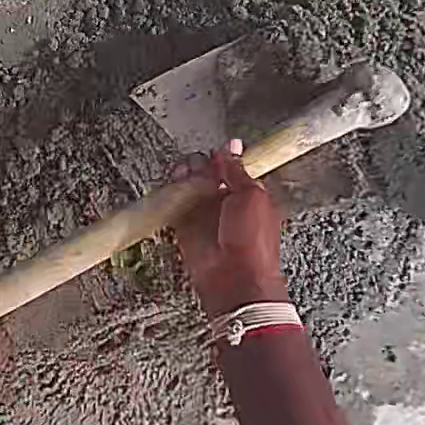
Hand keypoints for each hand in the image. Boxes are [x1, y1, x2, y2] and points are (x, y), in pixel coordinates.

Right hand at [172, 140, 288, 313]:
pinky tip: (172, 185)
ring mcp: (203, 213)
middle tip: (197, 165)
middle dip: (199, 164)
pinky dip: (170, 192)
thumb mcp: (251, 195)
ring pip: (187, 184)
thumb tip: (230, 146)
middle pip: (205, 172)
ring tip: (183, 174)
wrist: (236, 278)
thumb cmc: (253, 239)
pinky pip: (173, 203)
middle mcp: (224, 201)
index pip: (229, 166)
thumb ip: (235, 169)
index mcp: (247, 192)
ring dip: (183, 175)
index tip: (214, 152)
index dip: (220, 157)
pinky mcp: (185, 225)